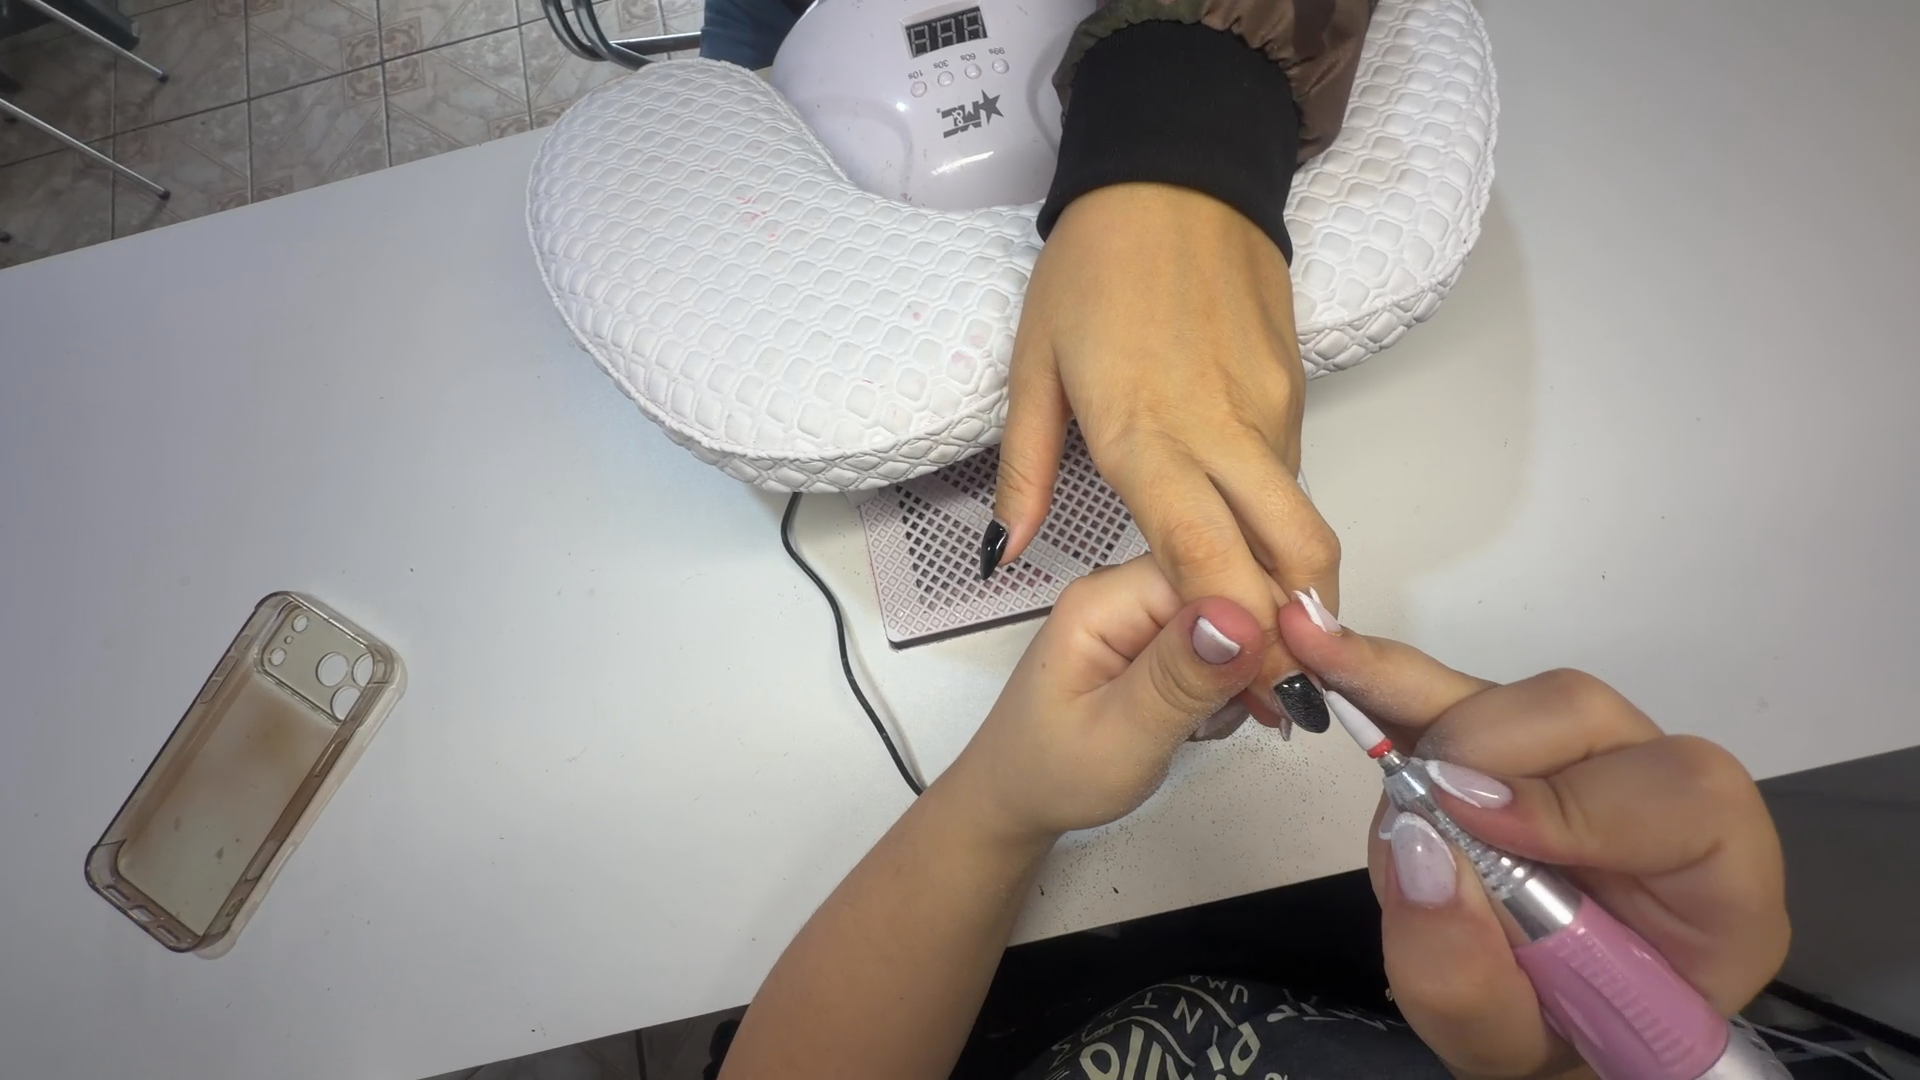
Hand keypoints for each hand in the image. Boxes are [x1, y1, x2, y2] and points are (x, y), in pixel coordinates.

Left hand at [941, 557, 1264, 841]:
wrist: (1019, 793)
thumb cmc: (1052, 771)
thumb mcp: (1119, 737)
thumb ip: (1179, 680)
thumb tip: (1243, 617)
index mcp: (1103, 598)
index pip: (1207, 568)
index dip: (1261, 618)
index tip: (1289, 683)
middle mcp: (1123, 591)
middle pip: (1227, 585)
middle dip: (1259, 650)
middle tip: (1262, 713)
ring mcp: (1139, 614)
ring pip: (1231, 616)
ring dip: (1245, 672)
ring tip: (1211, 723)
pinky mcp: (1152, 639)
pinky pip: (1217, 641)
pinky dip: (1229, 682)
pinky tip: (1207, 717)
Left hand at [989, 183, 1339, 732]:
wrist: (1176, 176)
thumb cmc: (1089, 274)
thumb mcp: (1033, 370)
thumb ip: (1025, 472)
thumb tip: (1005, 550)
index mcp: (1147, 437)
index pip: (1207, 558)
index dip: (1234, 633)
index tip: (1243, 685)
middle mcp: (1226, 433)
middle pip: (1294, 553)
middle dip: (1293, 626)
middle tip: (1273, 673)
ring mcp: (1273, 409)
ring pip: (1297, 516)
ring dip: (1286, 578)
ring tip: (1258, 620)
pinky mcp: (1297, 387)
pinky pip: (1291, 473)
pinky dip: (1277, 520)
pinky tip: (1247, 533)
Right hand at [1277, 599, 1789, 1078]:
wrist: (1504, 1006)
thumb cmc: (1527, 1034)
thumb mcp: (1493, 1042)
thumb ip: (1459, 971)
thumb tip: (1417, 847)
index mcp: (1704, 887)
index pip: (1686, 797)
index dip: (1577, 798)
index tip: (1472, 821)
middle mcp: (1640, 796)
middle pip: (1583, 713)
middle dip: (1481, 746)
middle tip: (1412, 795)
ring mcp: (1558, 755)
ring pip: (1509, 691)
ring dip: (1424, 719)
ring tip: (1387, 780)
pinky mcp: (1483, 734)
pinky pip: (1432, 685)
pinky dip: (1368, 671)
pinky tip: (1314, 644)